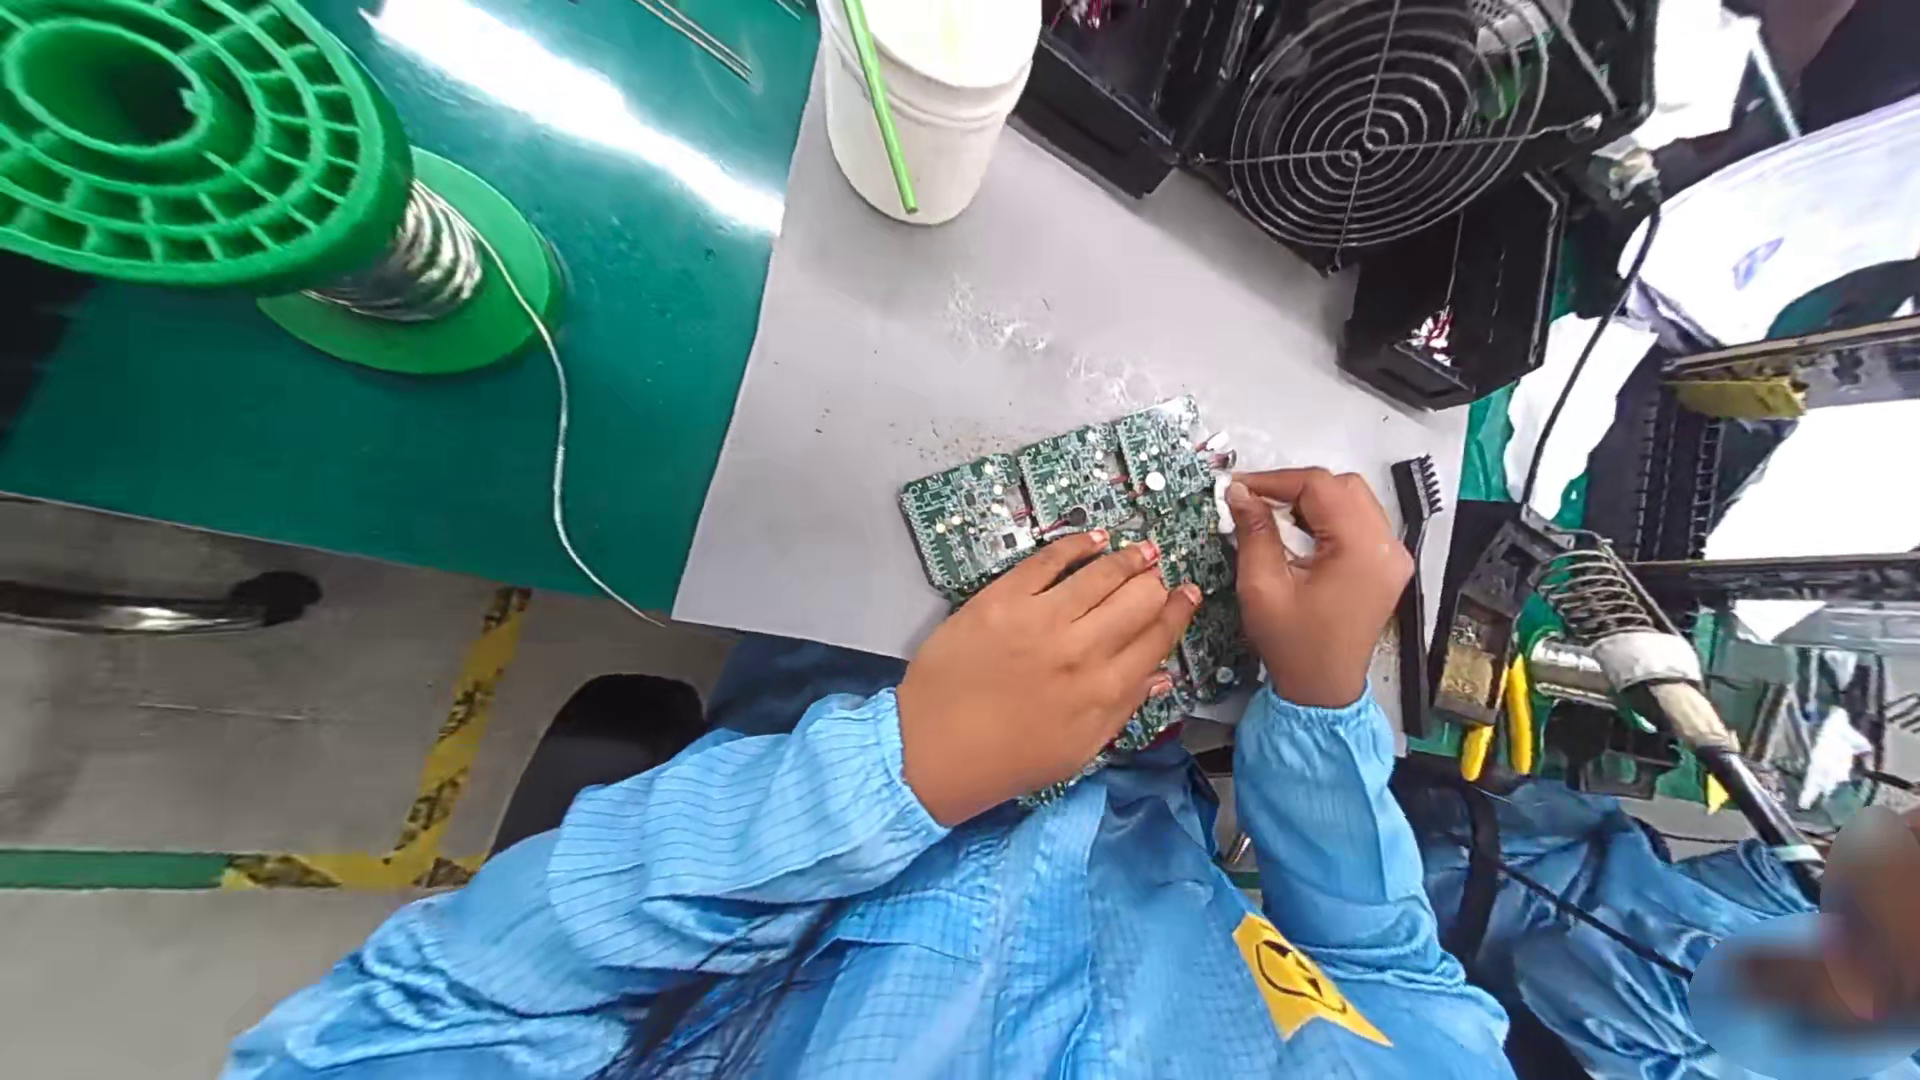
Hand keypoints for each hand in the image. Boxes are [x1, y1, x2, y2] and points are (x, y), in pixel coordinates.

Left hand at [897, 530, 1201, 824]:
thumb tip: (1162, 674)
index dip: (1178, 611)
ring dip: (1128, 557)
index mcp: (1105, 690)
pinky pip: (1048, 560)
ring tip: (1140, 549)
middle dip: (1155, 582)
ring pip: (1101, 573)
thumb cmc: (1008, 758)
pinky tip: (1093, 539)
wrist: (933, 748)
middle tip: (1157, 574)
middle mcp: (1081, 649)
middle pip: (1138, 598)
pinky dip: (1076, 545)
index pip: (1158, 637)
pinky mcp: (1002, 599)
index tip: (1187, 594)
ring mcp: (1040, 619)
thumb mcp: (1079, 749)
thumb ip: (1125, 708)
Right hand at [1224, 468, 1411, 708]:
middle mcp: (1387, 547)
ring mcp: (1391, 556)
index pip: (1321, 487)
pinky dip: (1323, 517)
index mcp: (1361, 550)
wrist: (1321, 687)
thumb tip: (1239, 493)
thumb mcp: (1261, 586)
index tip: (1238, 487)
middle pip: (1342, 486)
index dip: (1275, 480)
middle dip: (1293, 487)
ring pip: (1351, 499)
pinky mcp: (1384, 565)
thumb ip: (1253, 532)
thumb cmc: (1291, 643)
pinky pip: (1356, 521)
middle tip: (1252, 500)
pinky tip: (1295, 532)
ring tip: (1269, 515)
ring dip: (1308, 500)